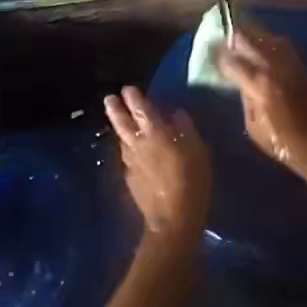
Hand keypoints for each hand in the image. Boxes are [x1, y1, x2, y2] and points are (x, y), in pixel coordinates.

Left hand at [104, 86, 209, 242]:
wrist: (172, 218)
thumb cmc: (191, 179)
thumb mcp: (197, 149)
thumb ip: (185, 128)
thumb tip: (175, 113)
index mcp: (155, 133)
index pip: (141, 108)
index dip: (134, 97)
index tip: (127, 88)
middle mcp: (138, 144)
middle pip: (122, 122)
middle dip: (115, 108)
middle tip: (109, 98)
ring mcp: (131, 163)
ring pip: (122, 140)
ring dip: (119, 128)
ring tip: (119, 122)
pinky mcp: (130, 179)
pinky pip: (127, 157)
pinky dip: (127, 149)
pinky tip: (132, 151)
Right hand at [216, 22, 306, 169]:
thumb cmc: (281, 142)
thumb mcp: (252, 125)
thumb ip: (245, 98)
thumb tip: (240, 81)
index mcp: (259, 85)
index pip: (233, 61)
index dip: (220, 55)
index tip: (213, 52)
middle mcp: (274, 69)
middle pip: (251, 40)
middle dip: (235, 36)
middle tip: (225, 34)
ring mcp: (291, 65)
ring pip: (269, 38)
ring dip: (254, 34)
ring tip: (244, 35)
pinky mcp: (303, 68)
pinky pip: (284, 46)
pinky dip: (271, 42)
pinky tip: (264, 46)